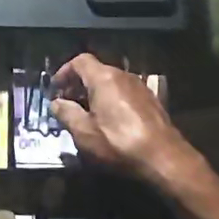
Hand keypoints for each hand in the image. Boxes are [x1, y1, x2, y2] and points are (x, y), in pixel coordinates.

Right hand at [50, 53, 202, 190]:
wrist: (163, 157)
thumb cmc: (119, 143)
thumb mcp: (84, 132)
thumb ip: (66, 113)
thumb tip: (56, 103)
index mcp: (104, 78)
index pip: (80, 61)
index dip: (64, 72)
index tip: (56, 88)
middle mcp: (124, 76)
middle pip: (96, 71)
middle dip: (78, 84)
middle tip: (67, 103)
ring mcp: (140, 87)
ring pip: (111, 82)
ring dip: (95, 93)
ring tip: (86, 114)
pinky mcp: (151, 101)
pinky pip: (124, 93)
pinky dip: (111, 100)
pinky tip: (109, 121)